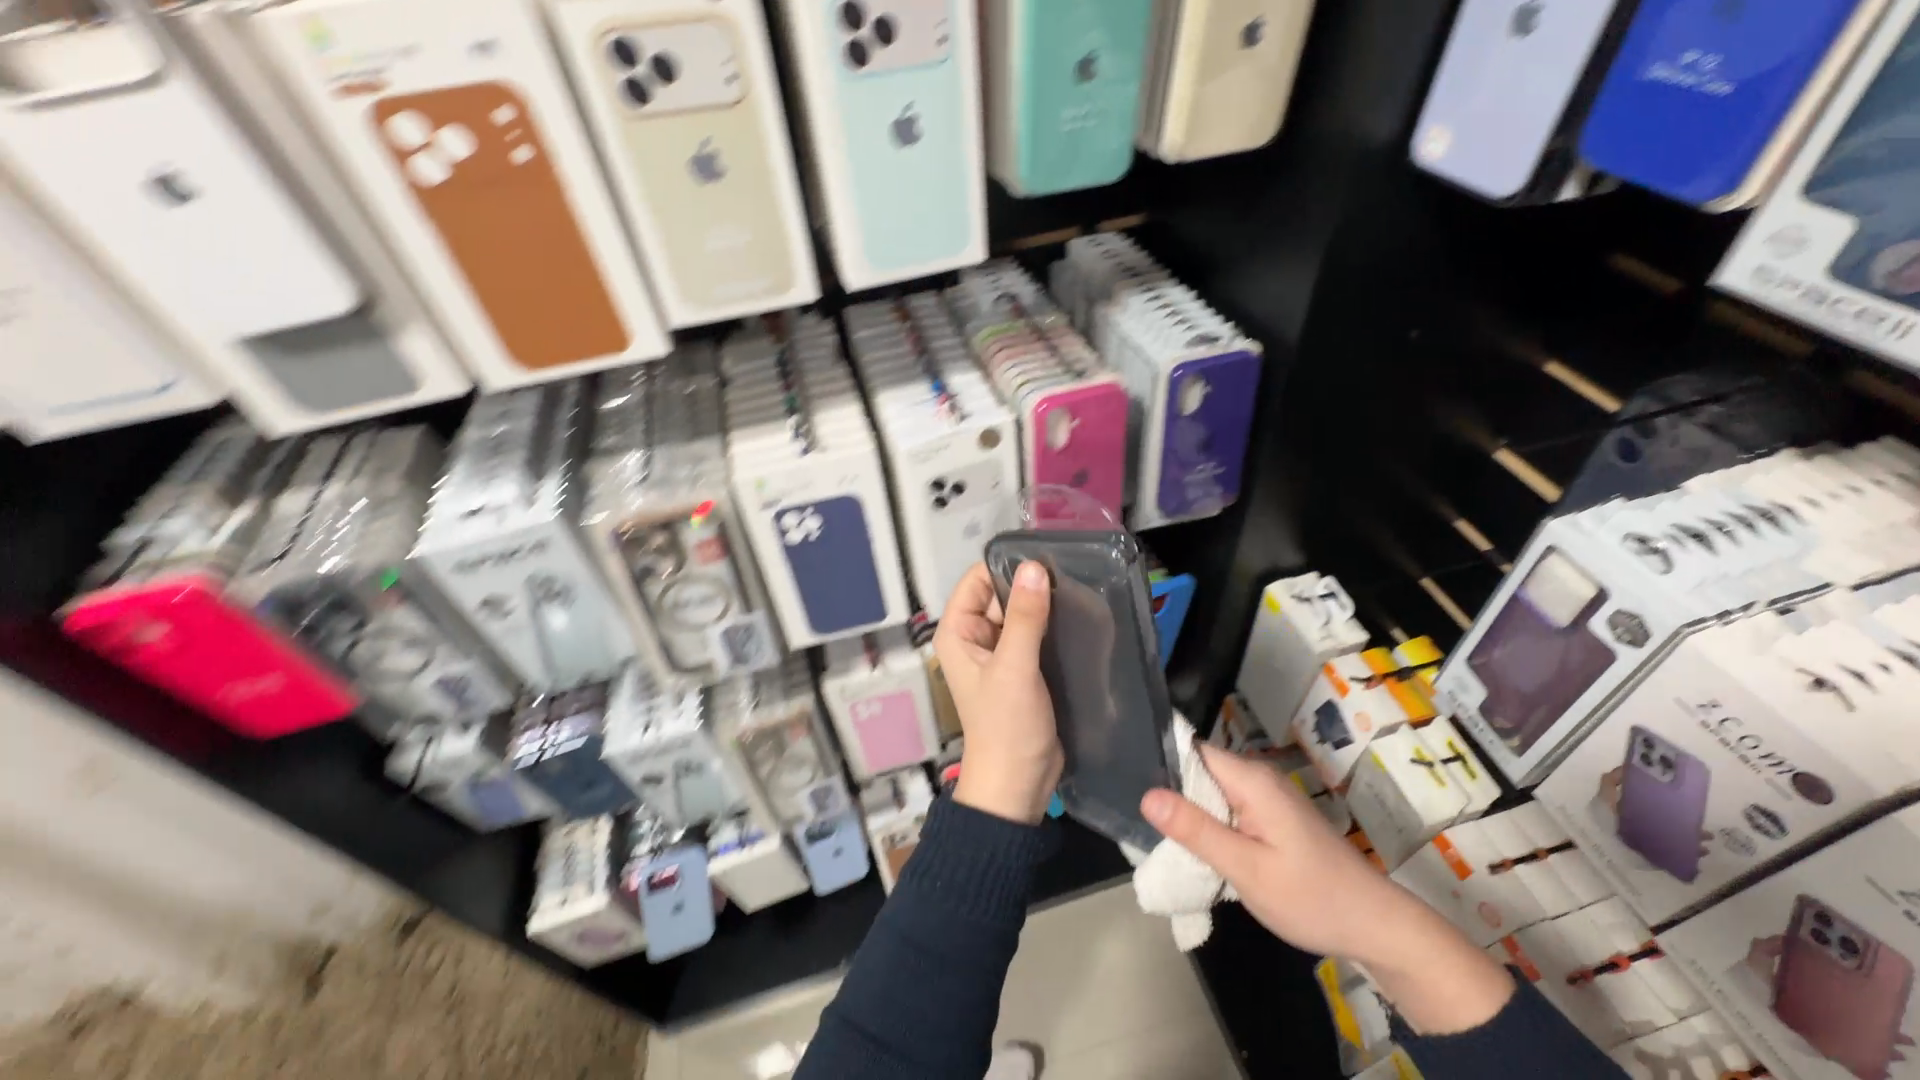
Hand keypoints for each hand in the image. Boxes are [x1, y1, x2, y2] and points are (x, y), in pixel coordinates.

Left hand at [934, 562, 1063, 824]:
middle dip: (1031, 585)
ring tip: (1082, 591)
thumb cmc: (1007, 725)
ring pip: (1023, 614)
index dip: (1007, 566)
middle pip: (1002, 594)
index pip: (978, 580)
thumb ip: (1024, 617)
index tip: (1046, 558)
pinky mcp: (1025, 669)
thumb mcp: (1014, 668)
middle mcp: (976, 638)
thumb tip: (1035, 566)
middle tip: (1073, 573)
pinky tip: (1080, 618)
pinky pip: (1037, 636)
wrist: (1019, 783)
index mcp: (958, 632)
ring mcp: (1001, 654)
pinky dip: (1053, 627)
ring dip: (1046, 606)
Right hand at [1142, 745, 1513, 1033]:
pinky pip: (1227, 809)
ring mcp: (1267, 799)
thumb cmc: (1311, 897)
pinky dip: (1208, 826)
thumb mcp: (1246, 869)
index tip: (1126, 781)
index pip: (1192, 751)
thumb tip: (1147, 795)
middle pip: (1199, 771)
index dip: (1159, 762)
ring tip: (1153, 835)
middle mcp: (1259, 779)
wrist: (1374, 926)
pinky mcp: (1272, 819)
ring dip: (1188, 813)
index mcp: (1252, 780)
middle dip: (1169, 792)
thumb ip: (1196, 830)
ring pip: (1211, 792)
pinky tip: (1191, 848)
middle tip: (1133, 819)